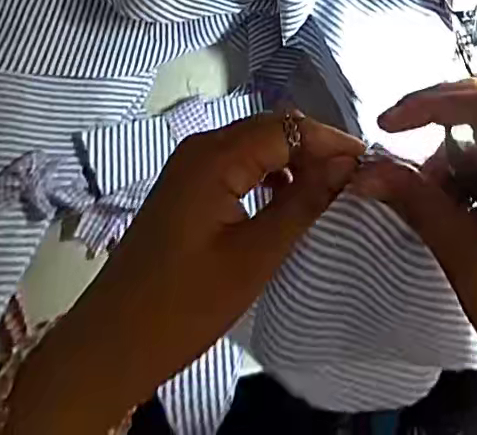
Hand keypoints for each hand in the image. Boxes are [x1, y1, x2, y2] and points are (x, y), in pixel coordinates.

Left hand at [6, 111, 363, 432]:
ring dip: (293, 157)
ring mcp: (190, 164)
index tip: (368, 161)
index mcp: (215, 157)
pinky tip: (285, 196)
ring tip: (326, 185)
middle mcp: (202, 147)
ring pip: (256, 142)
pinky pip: (238, 161)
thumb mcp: (256, 255)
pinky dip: (269, 170)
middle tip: (352, 173)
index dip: (330, 141)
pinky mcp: (187, 184)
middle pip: (272, 128)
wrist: (109, 348)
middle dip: (314, 146)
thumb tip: (346, 164)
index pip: (288, 129)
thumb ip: (304, 201)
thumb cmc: (185, 304)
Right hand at [353, 81, 476, 433]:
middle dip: (429, 122)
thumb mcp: (460, 250)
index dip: (428, 103)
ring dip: (440, 161)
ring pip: (472, 139)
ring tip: (427, 205)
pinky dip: (452, 178)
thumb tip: (367, 170)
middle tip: (391, 142)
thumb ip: (415, 201)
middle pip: (475, 111)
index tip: (387, 123)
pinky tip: (444, 211)